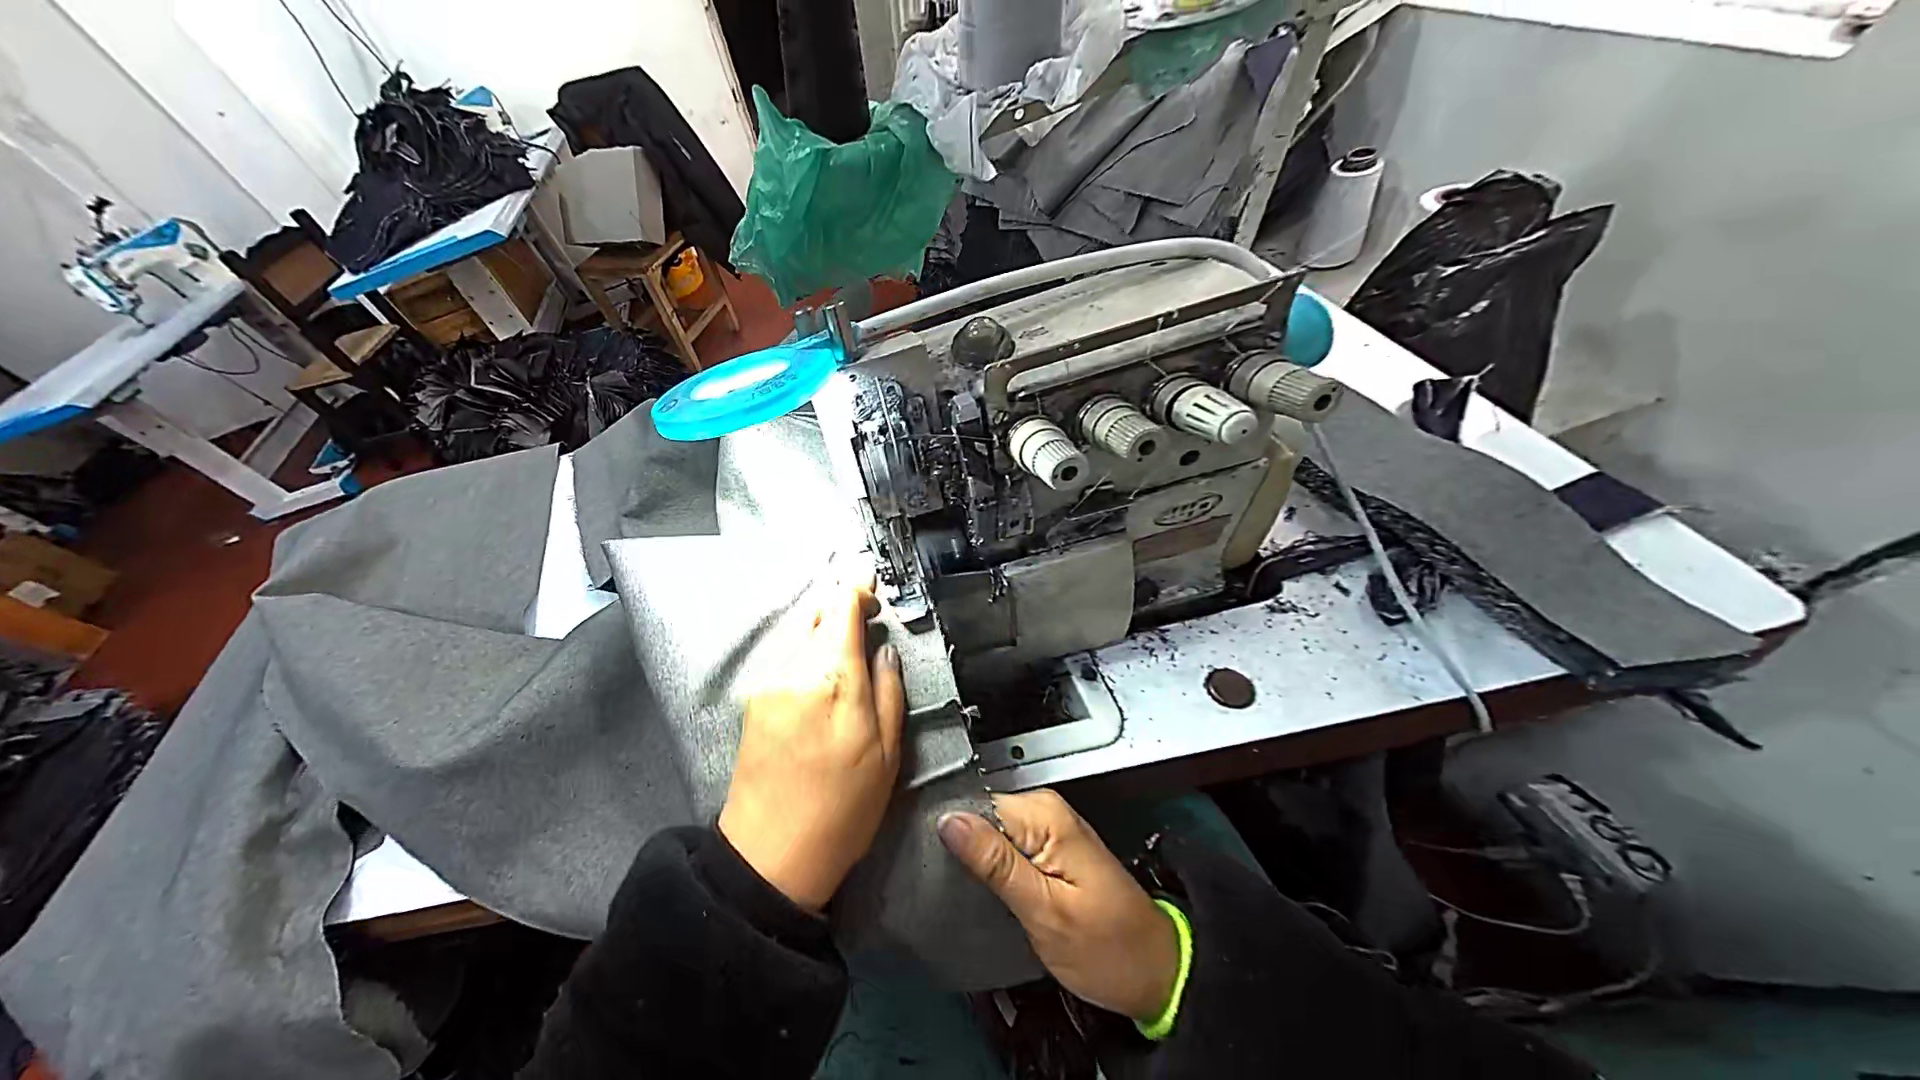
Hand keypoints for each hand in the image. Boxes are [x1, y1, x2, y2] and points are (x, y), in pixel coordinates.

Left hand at [718, 579, 905, 911]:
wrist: (770, 855)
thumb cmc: (840, 812)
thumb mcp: (887, 755)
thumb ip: (890, 692)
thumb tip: (886, 654)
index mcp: (834, 680)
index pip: (841, 607)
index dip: (858, 590)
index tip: (872, 590)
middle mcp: (794, 671)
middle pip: (816, 612)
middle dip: (841, 604)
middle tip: (865, 611)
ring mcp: (768, 684)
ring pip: (798, 631)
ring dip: (822, 626)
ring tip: (846, 640)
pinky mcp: (754, 699)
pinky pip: (785, 655)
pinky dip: (806, 647)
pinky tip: (821, 667)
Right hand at [938, 790, 1179, 1022]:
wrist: (1153, 971)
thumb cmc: (1111, 948)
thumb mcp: (1044, 911)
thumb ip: (995, 863)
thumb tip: (951, 823)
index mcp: (1046, 815)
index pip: (976, 804)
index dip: (952, 833)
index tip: (938, 863)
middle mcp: (1047, 812)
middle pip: (980, 816)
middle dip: (962, 850)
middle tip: (962, 890)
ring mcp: (1048, 829)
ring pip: (988, 834)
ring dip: (976, 863)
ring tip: (977, 896)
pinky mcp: (1046, 848)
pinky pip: (1003, 848)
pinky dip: (992, 871)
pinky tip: (991, 894)